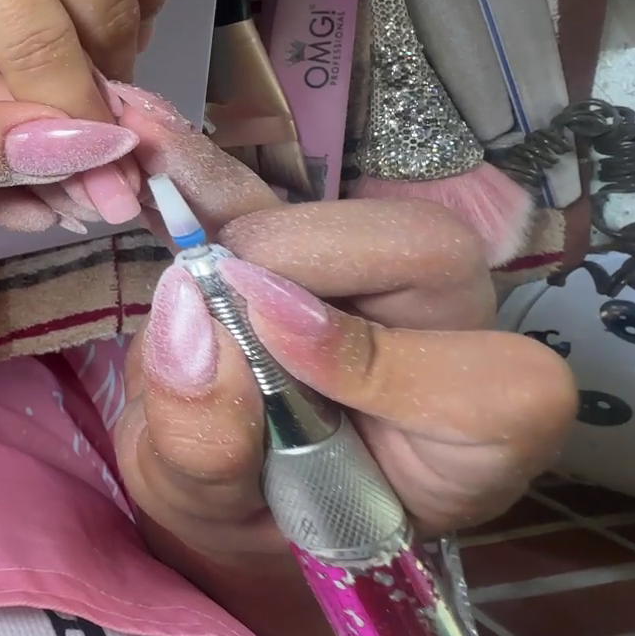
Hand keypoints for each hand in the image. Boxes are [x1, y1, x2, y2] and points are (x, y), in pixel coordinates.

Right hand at [108, 83, 574, 567]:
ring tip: (146, 168)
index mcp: (452, 446)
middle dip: (297, 253)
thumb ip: (205, 439)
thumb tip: (189, 322)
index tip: (260, 334)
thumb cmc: (223, 505)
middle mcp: (435, 350)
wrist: (201, 466)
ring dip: (233, 190)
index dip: (379, 351)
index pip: (490, 384)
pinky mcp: (293, 248)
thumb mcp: (202, 500)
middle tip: (199, 274)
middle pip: (427, 260)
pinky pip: (255, 194)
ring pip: (344, 209)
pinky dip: (193, 168)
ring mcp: (366, 289)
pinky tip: (143, 130)